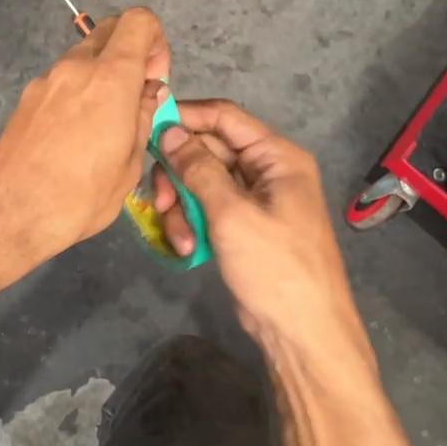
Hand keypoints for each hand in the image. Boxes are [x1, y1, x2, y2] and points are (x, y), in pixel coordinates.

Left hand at [0, 9, 171, 276]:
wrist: (8, 216)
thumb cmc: (78, 197)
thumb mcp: (129, 165)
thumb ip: (142, 120)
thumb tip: (146, 94)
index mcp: (109, 78)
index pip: (138, 22)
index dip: (156, 42)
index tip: (154, 79)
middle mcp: (73, 69)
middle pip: (107, 33)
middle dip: (128, 54)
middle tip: (132, 98)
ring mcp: (43, 83)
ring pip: (80, 60)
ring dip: (98, 78)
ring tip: (101, 126)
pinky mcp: (23, 103)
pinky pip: (58, 84)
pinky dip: (73, 95)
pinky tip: (72, 138)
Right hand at [149, 100, 361, 346]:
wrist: (300, 327)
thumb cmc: (274, 266)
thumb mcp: (231, 214)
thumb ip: (199, 168)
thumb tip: (170, 131)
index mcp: (276, 157)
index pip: (224, 117)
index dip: (185, 118)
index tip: (146, 131)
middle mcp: (265, 170)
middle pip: (205, 151)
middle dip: (177, 175)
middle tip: (159, 203)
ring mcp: (252, 198)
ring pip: (198, 182)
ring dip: (180, 207)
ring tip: (178, 238)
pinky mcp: (238, 224)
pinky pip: (203, 208)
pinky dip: (189, 223)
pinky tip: (184, 248)